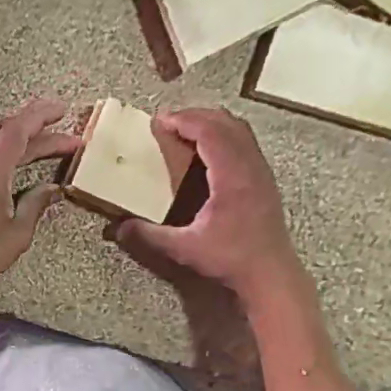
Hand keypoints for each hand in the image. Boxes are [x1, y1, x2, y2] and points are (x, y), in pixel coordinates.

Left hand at [0, 99, 80, 300]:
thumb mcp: (19, 232)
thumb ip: (36, 203)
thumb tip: (52, 188)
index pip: (17, 132)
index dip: (41, 116)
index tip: (61, 111)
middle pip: (6, 133)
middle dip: (39, 131)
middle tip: (65, 138)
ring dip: (11, 130)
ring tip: (34, 136)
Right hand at [115, 108, 308, 310]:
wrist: (270, 274)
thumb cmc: (231, 260)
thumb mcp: (186, 249)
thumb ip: (151, 236)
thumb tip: (120, 228)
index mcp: (232, 175)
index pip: (209, 131)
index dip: (184, 120)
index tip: (160, 121)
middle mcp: (250, 165)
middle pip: (224, 122)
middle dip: (195, 116)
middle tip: (169, 122)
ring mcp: (261, 170)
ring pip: (238, 129)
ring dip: (211, 123)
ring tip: (186, 130)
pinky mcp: (264, 179)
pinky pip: (245, 142)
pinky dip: (224, 135)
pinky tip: (208, 151)